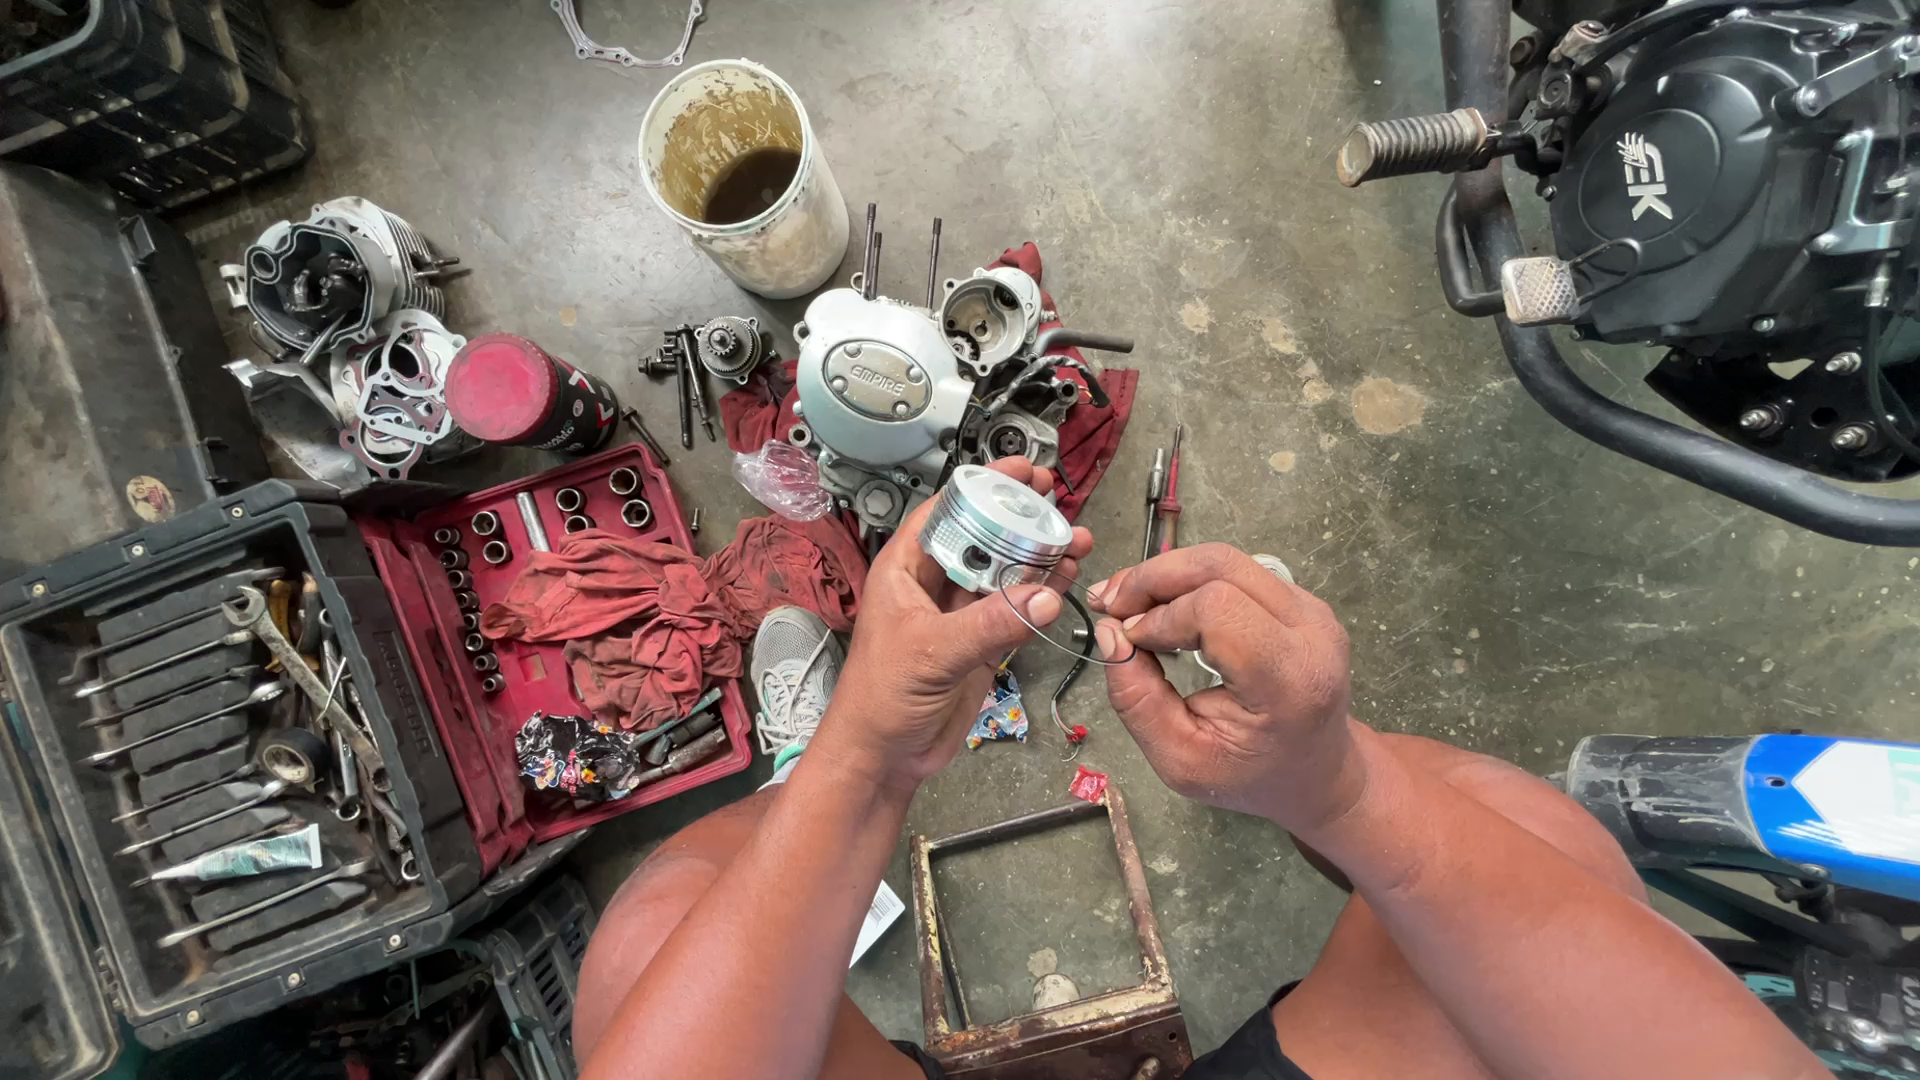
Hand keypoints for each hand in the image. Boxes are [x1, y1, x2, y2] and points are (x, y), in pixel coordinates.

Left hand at [808, 458, 1094, 790]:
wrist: (884, 754)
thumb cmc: (883, 694)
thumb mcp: (932, 651)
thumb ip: (990, 623)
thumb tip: (1046, 595)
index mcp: (906, 568)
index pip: (947, 512)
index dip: (983, 488)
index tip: (1022, 472)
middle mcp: (934, 583)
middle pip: (983, 537)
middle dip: (1019, 519)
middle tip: (1057, 501)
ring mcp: (959, 613)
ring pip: (1003, 573)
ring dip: (1038, 557)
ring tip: (1075, 542)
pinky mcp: (979, 643)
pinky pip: (1014, 609)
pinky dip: (1040, 596)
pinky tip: (1065, 581)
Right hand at [1089, 543, 1363, 831]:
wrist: (1317, 772)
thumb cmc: (1249, 775)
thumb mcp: (1179, 760)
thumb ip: (1137, 700)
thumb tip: (1109, 633)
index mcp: (1289, 681)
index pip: (1217, 610)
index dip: (1160, 617)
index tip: (1128, 643)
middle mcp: (1310, 632)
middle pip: (1218, 565)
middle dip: (1151, 578)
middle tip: (1109, 604)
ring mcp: (1310, 608)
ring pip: (1222, 558)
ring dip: (1163, 573)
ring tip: (1125, 602)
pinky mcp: (1299, 598)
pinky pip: (1231, 569)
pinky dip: (1184, 578)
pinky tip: (1158, 604)